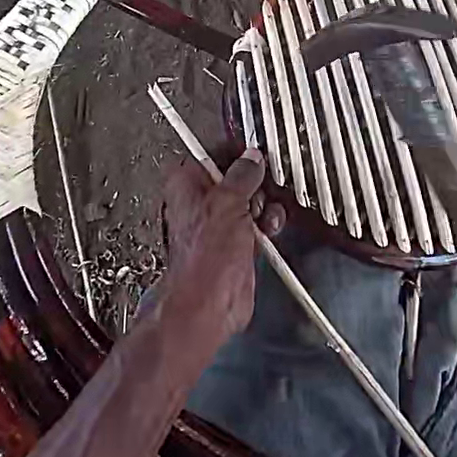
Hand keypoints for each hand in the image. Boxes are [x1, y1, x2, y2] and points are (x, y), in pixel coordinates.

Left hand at [160, 148, 277, 339]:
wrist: (210, 302)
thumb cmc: (205, 256)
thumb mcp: (228, 203)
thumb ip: (242, 176)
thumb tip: (251, 157)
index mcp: (187, 183)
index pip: (214, 154)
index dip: (237, 154)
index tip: (256, 154)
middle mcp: (200, 201)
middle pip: (236, 178)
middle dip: (255, 184)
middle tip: (260, 191)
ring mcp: (218, 222)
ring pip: (249, 200)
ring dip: (264, 206)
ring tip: (264, 214)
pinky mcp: (235, 242)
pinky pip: (256, 223)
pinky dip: (266, 224)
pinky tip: (269, 229)